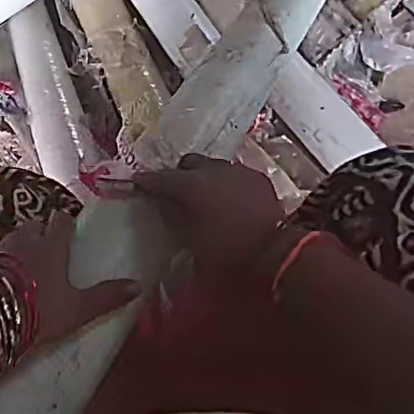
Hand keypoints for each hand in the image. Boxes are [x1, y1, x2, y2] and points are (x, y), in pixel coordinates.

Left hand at [0, 213, 139, 347]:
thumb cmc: (40, 310)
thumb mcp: (78, 308)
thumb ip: (106, 297)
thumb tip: (137, 286)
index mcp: (51, 245)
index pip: (61, 220)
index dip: (67, 221)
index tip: (71, 226)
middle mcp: (27, 241)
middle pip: (35, 224)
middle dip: (42, 229)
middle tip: (51, 244)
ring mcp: (3, 250)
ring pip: (16, 236)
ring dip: (23, 242)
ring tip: (31, 258)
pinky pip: (1, 254)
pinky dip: (8, 259)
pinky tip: (11, 274)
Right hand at [133, 154, 285, 272]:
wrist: (274, 250)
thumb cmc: (226, 250)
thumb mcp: (190, 239)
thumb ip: (172, 215)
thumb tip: (162, 202)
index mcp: (190, 185)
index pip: (160, 178)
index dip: (147, 181)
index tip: (138, 183)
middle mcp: (212, 170)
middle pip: (187, 162)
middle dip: (179, 173)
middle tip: (176, 190)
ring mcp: (236, 170)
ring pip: (212, 165)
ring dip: (204, 176)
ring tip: (205, 195)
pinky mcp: (257, 176)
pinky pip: (234, 173)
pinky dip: (227, 182)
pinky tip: (230, 198)